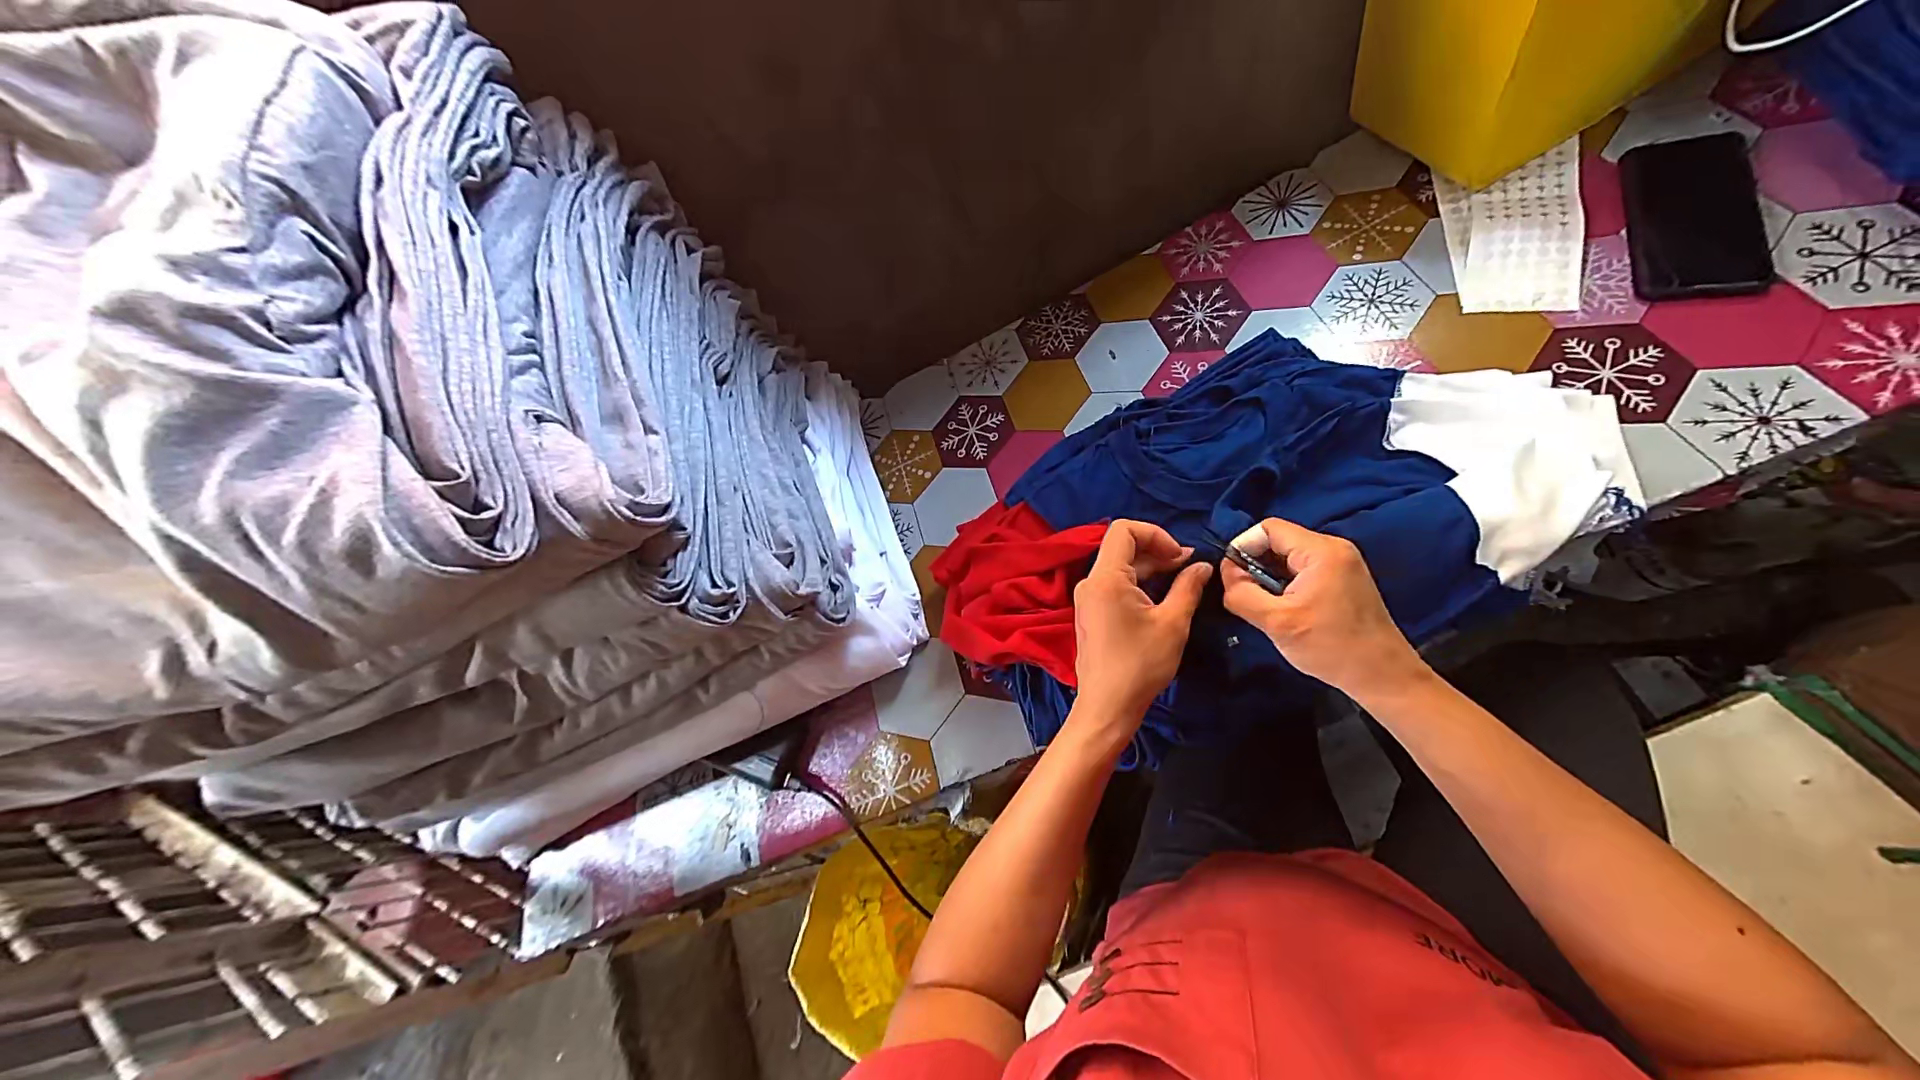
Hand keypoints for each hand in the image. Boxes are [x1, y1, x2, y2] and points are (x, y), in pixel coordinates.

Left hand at [1071, 520, 1211, 726]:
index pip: (1124, 529)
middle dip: (1158, 552)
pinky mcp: (1092, 612)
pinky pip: (1116, 585)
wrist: (1107, 706)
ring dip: (1152, 569)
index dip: (1156, 534)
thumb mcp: (1173, 623)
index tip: (1180, 556)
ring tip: (1183, 584)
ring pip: (1121, 567)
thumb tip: (1201, 565)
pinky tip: (1163, 599)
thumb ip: (1188, 587)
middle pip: (1123, 548)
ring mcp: (1088, 598)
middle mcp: (1090, 582)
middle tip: (1190, 571)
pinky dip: (1140, 584)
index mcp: (1105, 578)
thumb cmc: (1140, 665)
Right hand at [1219, 518, 1430, 699]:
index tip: (1233, 577)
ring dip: (1269, 575)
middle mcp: (1334, 548)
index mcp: (1321, 551)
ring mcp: (1342, 563)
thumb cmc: (1330, 647)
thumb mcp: (1276, 622)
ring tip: (1263, 604)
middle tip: (1245, 593)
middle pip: (1279, 540)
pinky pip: (1303, 568)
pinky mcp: (1343, 578)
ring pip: (1289, 556)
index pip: (1268, 528)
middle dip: (1255, 563)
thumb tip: (1226, 571)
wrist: (1381, 675)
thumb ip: (1242, 593)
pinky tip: (1283, 607)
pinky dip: (1285, 582)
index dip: (1243, 547)